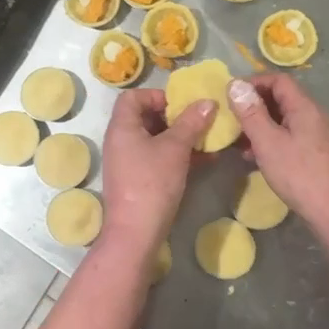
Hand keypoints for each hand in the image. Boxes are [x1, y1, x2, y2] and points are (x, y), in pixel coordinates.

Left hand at [99, 87, 214, 250]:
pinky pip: (158, 158)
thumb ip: (191, 123)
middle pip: (145, 117)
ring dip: (180, 137)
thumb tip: (208, 102)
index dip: (156, 95)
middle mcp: (120, 141)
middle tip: (198, 121)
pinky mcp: (137, 180)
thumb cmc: (152, 183)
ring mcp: (128, 162)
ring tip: (206, 139)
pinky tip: (205, 160)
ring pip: (154, 140)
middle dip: (174, 117)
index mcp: (122, 127)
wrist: (136, 232)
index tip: (181, 105)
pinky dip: (177, 155)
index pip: (132, 97)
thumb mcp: (175, 149)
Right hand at [227, 74, 328, 226]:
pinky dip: (271, 140)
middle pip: (282, 98)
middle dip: (255, 105)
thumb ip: (251, 113)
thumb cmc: (298, 173)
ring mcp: (317, 135)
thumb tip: (235, 84)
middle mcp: (314, 115)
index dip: (254, 82)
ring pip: (284, 119)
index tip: (232, 96)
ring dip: (261, 125)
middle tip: (232, 119)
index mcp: (304, 107)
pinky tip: (256, 157)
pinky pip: (290, 136)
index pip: (279, 80)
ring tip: (239, 141)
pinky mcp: (316, 152)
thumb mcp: (267, 142)